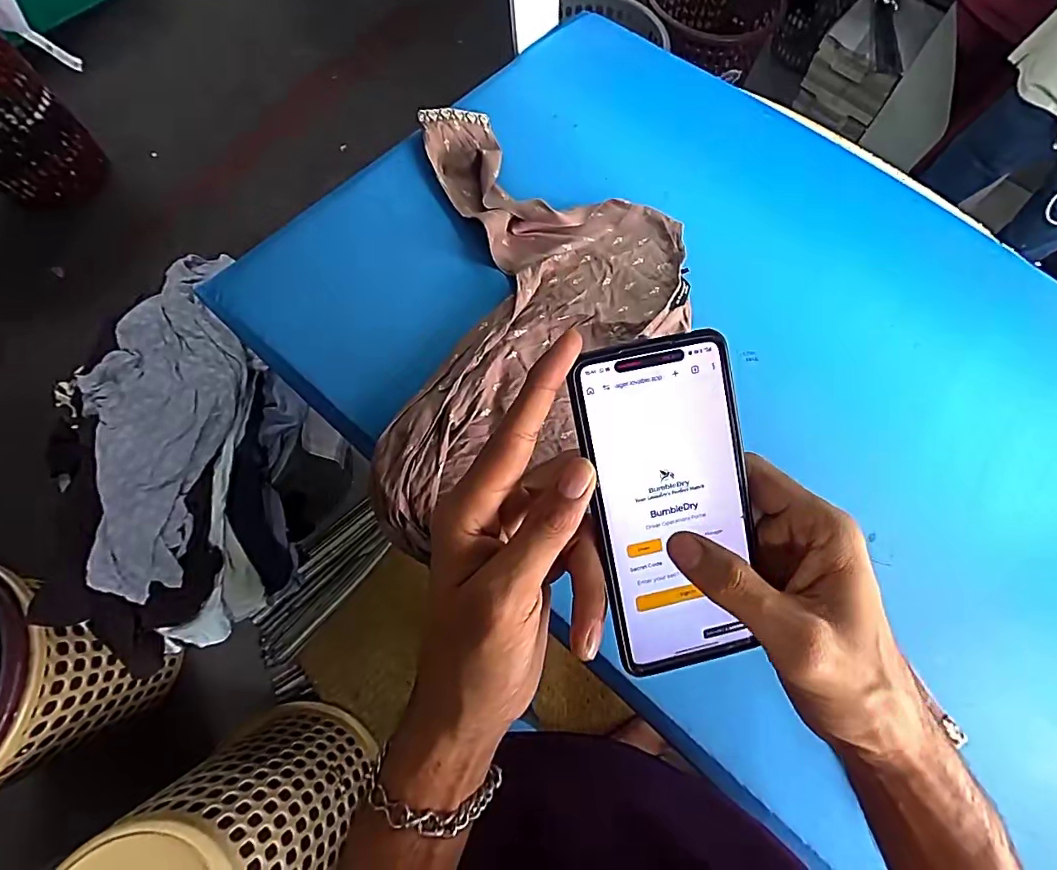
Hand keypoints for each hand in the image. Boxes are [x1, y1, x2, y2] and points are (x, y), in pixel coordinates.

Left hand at [384, 329, 595, 805]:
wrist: (465, 716)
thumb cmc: (469, 658)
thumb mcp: (508, 595)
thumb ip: (546, 529)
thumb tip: (585, 468)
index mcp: (471, 506)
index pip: (514, 434)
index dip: (544, 384)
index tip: (570, 340)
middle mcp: (496, 508)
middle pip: (562, 492)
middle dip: (583, 537)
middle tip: (591, 569)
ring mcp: (520, 532)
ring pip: (578, 528)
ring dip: (588, 580)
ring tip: (583, 632)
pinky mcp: (541, 555)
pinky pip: (580, 552)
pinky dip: (587, 591)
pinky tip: (581, 635)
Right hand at [665, 455, 939, 762]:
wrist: (876, 733)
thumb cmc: (853, 681)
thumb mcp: (793, 634)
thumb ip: (736, 586)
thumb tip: (679, 543)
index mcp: (821, 529)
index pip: (759, 479)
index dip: (715, 471)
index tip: (666, 474)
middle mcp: (803, 535)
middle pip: (739, 505)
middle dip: (696, 509)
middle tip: (643, 512)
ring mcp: (787, 561)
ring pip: (730, 535)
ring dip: (698, 541)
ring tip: (645, 538)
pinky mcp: (774, 586)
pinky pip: (732, 565)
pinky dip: (706, 569)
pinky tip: (672, 573)